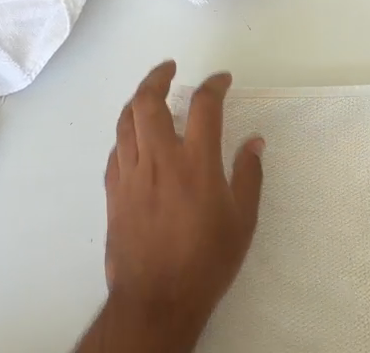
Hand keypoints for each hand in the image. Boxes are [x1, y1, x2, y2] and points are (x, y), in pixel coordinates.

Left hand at [81, 61, 263, 352]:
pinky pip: (115, 152)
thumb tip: (255, 141)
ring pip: (125, 122)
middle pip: (148, 102)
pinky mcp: (114, 194)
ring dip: (137, 100)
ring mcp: (132, 175)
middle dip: (158, 77)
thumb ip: (249, 175)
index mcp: (196, 162)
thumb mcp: (243, 220)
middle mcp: (160, 159)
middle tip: (170, 68)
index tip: (222, 80)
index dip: (214, 84)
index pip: (203, 105)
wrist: (156, 301)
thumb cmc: (206, 261)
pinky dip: (126, 135)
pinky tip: (134, 138)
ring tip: (149, 94)